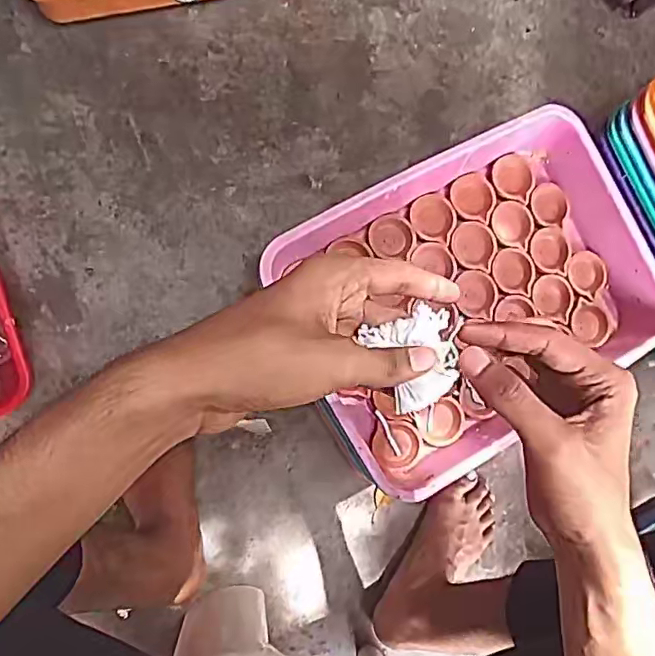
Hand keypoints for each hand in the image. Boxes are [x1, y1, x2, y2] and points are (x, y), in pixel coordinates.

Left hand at [145, 255, 459, 430]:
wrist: (196, 383)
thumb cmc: (260, 359)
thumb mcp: (332, 361)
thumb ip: (385, 363)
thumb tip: (427, 359)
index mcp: (333, 277)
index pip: (395, 272)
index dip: (429, 285)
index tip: (458, 298)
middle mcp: (324, 293)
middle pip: (381, 302)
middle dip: (413, 322)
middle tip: (448, 343)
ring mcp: (310, 321)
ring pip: (364, 330)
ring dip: (391, 349)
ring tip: (426, 367)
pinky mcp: (298, 348)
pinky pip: (345, 351)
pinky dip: (366, 365)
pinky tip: (387, 383)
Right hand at [456, 322, 635, 549]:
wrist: (587, 540)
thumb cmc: (586, 497)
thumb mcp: (549, 441)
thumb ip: (511, 396)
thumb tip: (473, 358)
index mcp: (607, 381)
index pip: (552, 343)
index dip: (508, 334)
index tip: (471, 332)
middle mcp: (590, 383)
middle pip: (539, 348)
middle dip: (500, 343)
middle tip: (462, 338)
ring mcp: (568, 397)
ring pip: (526, 365)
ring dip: (495, 359)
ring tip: (463, 354)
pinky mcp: (548, 413)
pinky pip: (518, 386)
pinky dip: (496, 380)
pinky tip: (476, 376)